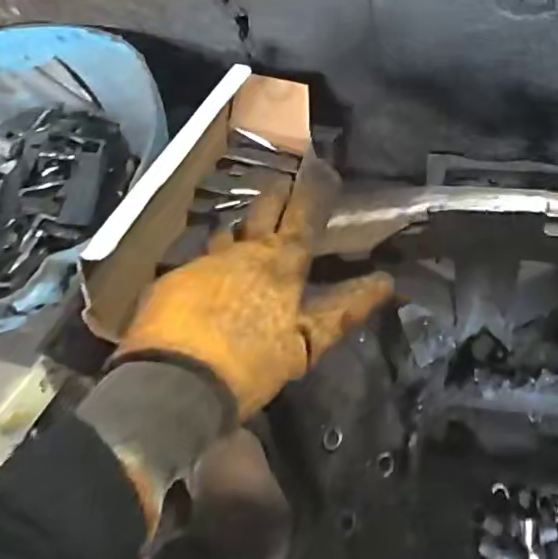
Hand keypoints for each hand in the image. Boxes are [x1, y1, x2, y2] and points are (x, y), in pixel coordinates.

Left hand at [114, 175, 393, 419]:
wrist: (170, 390)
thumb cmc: (250, 363)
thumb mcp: (308, 343)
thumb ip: (347, 309)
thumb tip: (389, 281)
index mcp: (282, 260)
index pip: (304, 215)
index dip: (314, 191)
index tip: (321, 168)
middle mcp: (244, 251)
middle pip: (263, 210)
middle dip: (276, 195)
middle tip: (284, 182)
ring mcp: (203, 263)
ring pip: (226, 230)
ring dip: (239, 226)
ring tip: (245, 225)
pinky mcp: (168, 283)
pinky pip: (194, 259)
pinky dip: (207, 259)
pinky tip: (206, 269)